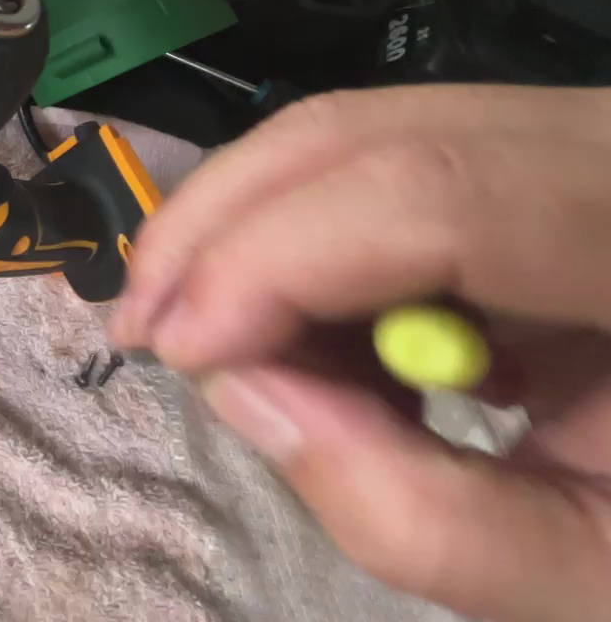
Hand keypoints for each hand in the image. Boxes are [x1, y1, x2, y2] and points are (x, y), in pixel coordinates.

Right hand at [110, 85, 610, 621]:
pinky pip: (337, 165)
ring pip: (320, 140)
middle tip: (141, 326)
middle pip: (340, 138)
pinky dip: (271, 239)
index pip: (428, 195)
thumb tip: (240, 391)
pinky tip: (290, 321)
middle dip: (207, 234)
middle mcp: (610, 141)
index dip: (268, 264)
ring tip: (207, 333)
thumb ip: (423, 518)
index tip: (178, 354)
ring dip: (226, 237)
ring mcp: (551, 129)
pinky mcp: (497, 146)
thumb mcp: (600, 583)